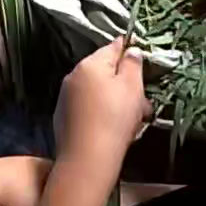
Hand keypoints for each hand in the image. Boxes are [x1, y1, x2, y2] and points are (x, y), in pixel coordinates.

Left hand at [54, 38, 150, 165]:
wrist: (87, 158)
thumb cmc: (114, 118)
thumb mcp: (132, 87)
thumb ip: (132, 64)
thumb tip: (131, 49)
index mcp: (89, 64)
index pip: (112, 47)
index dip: (129, 50)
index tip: (141, 56)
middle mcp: (73, 76)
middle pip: (104, 71)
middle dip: (124, 82)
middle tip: (142, 101)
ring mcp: (65, 96)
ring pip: (97, 90)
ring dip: (115, 99)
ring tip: (132, 119)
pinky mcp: (63, 116)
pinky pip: (87, 106)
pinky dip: (101, 112)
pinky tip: (112, 128)